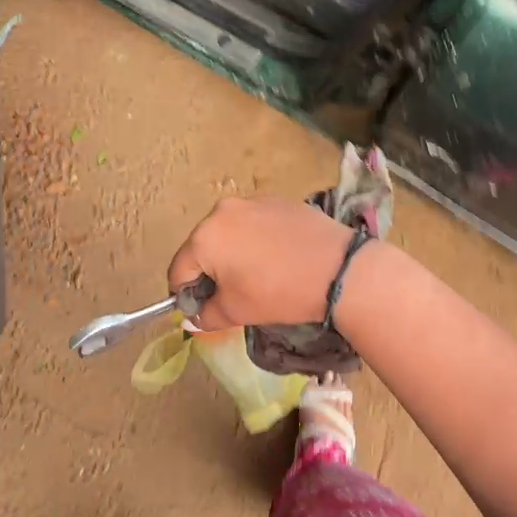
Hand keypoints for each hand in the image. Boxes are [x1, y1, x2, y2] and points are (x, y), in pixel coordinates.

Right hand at [167, 197, 354, 329]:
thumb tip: (195, 316)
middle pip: (203, 246)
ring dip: (233, 254)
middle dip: (209, 271)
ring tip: (257, 276)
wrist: (337, 268)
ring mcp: (252, 200)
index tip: (202, 310)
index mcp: (205, 236)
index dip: (185, 295)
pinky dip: (255, 240)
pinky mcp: (277, 200)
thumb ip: (206, 314)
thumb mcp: (236, 311)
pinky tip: (277, 258)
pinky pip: (253, 222)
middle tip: (230, 295)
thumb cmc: (278, 291)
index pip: (179, 269)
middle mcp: (223, 210)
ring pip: (229, 232)